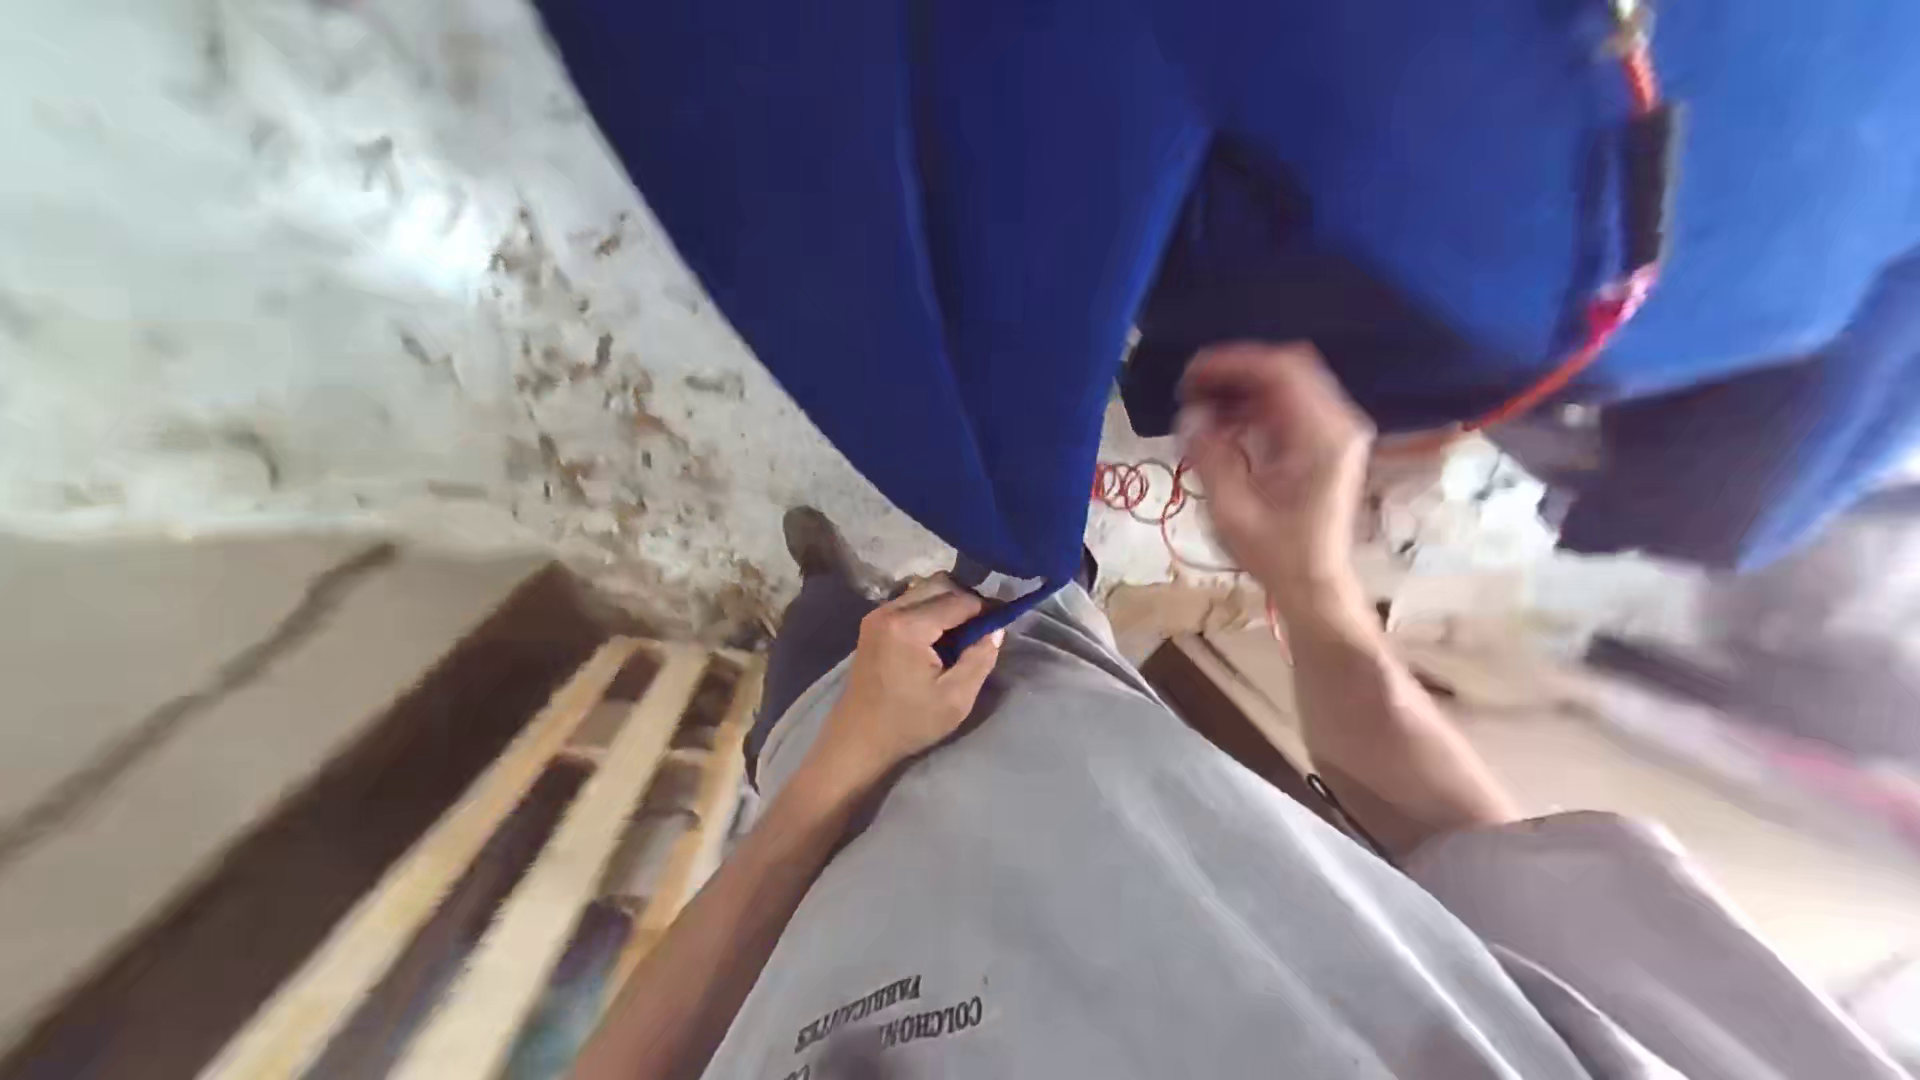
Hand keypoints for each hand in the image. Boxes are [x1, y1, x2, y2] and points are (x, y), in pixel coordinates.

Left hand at [801, 576, 1003, 794]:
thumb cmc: (908, 722)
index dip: (985, 608)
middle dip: (966, 599)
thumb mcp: (956, 698)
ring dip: (948, 602)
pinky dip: (930, 608)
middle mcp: (890, 610)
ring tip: (964, 630)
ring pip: (924, 589)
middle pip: (940, 584)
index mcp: (909, 627)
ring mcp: (877, 614)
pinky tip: (940, 635)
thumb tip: (997, 629)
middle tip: (984, 625)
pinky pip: (910, 601)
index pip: (959, 600)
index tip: (1002, 622)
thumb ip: (980, 658)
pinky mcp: (873, 622)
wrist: (858, 739)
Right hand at [1179, 342, 1373, 609]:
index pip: (1281, 372)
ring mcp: (1334, 431)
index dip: (1232, 363)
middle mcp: (1337, 424)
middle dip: (1235, 371)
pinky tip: (1224, 424)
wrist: (1313, 582)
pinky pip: (1289, 404)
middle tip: (1190, 388)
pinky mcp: (1325, 441)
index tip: (1190, 374)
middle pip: (1288, 368)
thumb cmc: (1275, 553)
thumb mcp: (1232, 511)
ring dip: (1242, 387)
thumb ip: (1211, 457)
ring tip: (1200, 406)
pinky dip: (1253, 405)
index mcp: (1321, 438)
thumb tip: (1190, 416)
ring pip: (1288, 383)